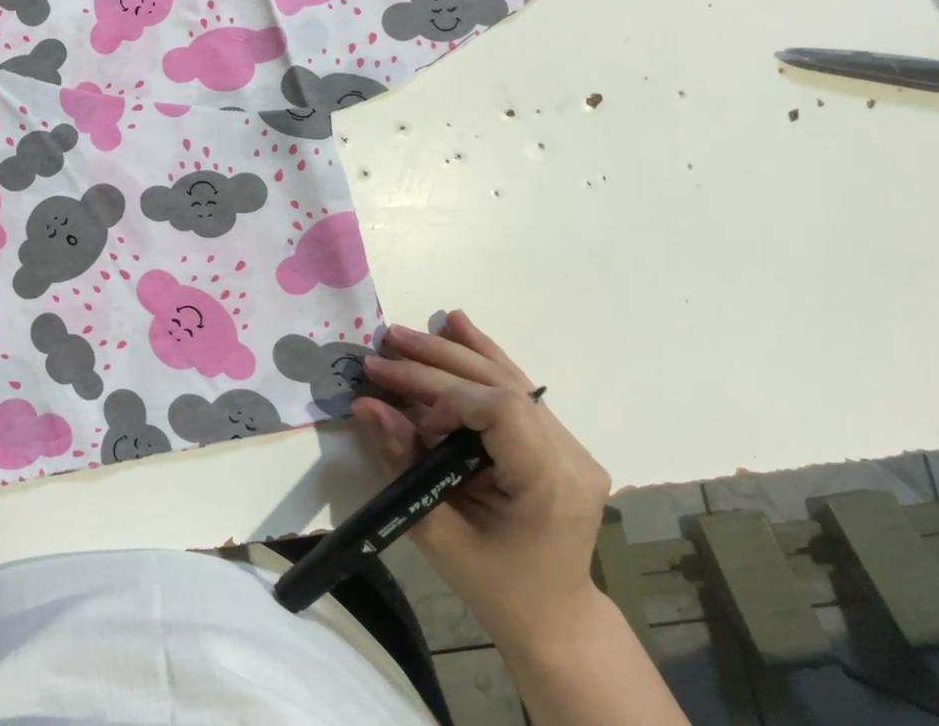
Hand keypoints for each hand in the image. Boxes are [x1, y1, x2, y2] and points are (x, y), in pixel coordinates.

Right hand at [352, 311, 610, 643]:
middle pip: (502, 386)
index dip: (449, 399)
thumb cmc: (491, 581)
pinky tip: (458, 327)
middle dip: (436, 365)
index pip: (502, 410)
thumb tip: (367, 404)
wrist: (550, 612)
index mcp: (549, 484)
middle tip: (381, 352)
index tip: (414, 419)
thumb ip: (404, 462)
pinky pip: (518, 391)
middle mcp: (571, 456)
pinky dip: (483, 359)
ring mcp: (571, 446)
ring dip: (453, 354)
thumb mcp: (436, 530)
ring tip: (402, 334)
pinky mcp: (558, 442)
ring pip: (509, 380)